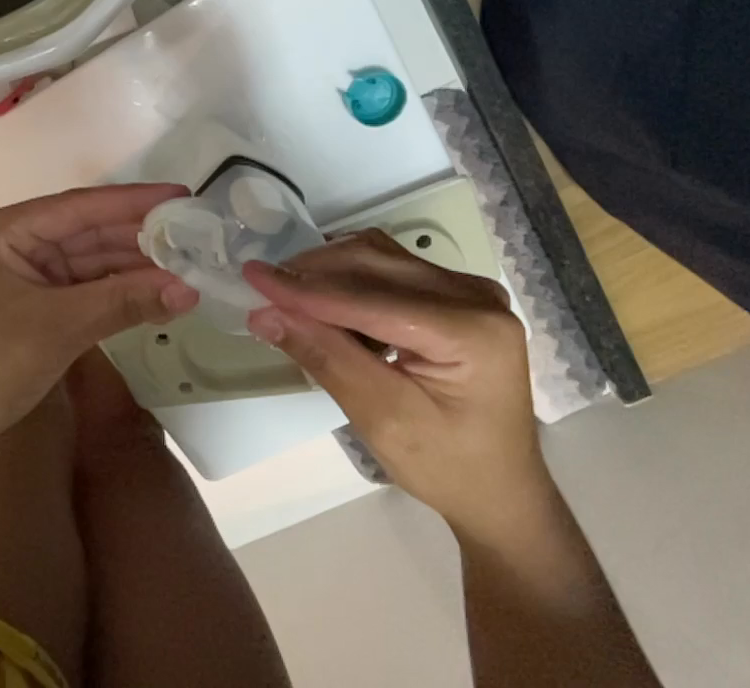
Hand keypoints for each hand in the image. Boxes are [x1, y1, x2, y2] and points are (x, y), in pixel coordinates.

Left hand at [0, 184, 200, 452]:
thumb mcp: (59, 328)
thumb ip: (124, 301)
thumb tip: (190, 289)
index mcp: (5, 230)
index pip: (79, 207)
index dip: (133, 201)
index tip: (183, 196)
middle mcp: (14, 241)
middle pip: (87, 230)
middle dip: (140, 235)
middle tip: (199, 234)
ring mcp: (26, 272)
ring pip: (91, 259)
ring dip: (135, 265)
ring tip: (191, 263)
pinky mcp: (36, 301)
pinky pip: (86, 285)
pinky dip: (119, 290)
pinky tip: (159, 289)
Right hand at [242, 230, 549, 534]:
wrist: (498, 490)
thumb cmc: (446, 466)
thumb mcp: (381, 418)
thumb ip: (326, 357)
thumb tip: (265, 313)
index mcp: (471, 330)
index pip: (368, 297)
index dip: (304, 288)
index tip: (250, 275)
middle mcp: (476, 296)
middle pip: (376, 262)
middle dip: (313, 271)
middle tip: (262, 287)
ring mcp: (469, 292)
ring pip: (380, 259)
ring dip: (329, 272)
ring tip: (286, 294)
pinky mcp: (457, 298)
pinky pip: (391, 272)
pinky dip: (350, 282)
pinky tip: (324, 306)